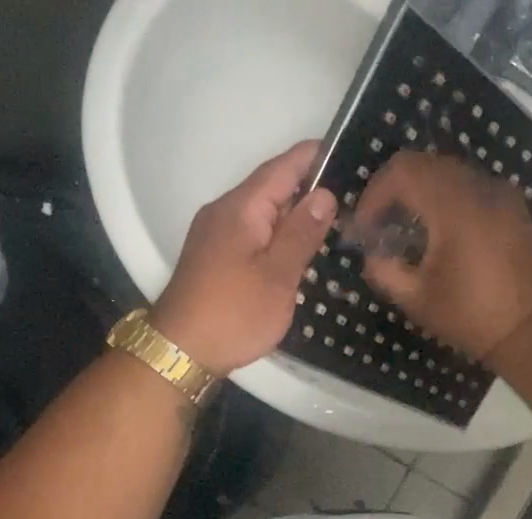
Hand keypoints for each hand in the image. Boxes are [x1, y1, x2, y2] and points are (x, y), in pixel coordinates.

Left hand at [149, 141, 338, 374]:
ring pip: (262, 213)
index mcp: (241, 208)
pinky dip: (277, 234)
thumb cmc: (233, 314)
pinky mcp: (214, 256)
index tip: (346, 153)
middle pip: (271, 188)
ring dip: (294, 215)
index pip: (282, 168)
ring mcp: (215, 234)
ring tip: (332, 223)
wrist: (180, 351)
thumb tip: (325, 194)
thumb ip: (302, 233)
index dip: (314, 158)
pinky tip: (296, 251)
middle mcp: (224, 211)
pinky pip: (252, 232)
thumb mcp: (278, 276)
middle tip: (351, 196)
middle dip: (308, 188)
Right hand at [354, 151, 531, 362]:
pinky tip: (443, 233)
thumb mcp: (417, 300)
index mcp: (454, 205)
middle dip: (397, 189)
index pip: (402, 171)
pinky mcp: (514, 208)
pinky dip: (449, 199)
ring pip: (451, 172)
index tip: (365, 225)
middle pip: (426, 164)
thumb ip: (385, 271)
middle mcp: (480, 187)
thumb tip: (373, 256)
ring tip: (410, 228)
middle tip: (382, 224)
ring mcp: (502, 194)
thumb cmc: (472, 317)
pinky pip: (473, 187)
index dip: (375, 193)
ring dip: (423, 192)